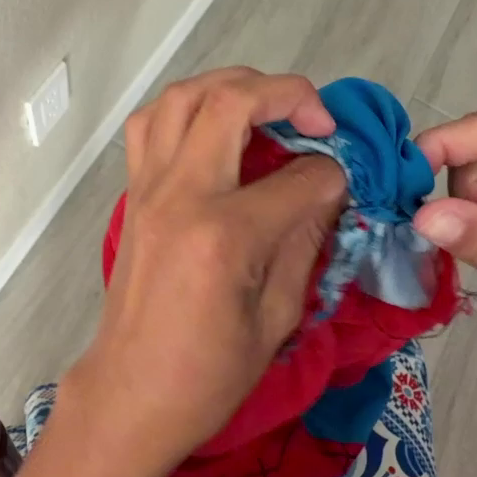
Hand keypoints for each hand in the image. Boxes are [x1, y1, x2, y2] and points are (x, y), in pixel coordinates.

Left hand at [65, 67, 346, 476]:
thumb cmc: (210, 373)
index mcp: (224, 236)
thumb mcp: (279, 317)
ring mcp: (148, 187)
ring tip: (267, 106)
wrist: (131, 392)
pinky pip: (151, 122)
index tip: (344, 179)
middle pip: (229, 101)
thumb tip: (328, 186)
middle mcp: (181, 195)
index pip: (297, 175)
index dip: (333, 171)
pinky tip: (215, 126)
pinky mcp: (133, 191)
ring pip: (181, 95)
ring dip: (231, 84)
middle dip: (285, 92)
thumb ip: (306, 238)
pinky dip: (186, 106)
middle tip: (317, 116)